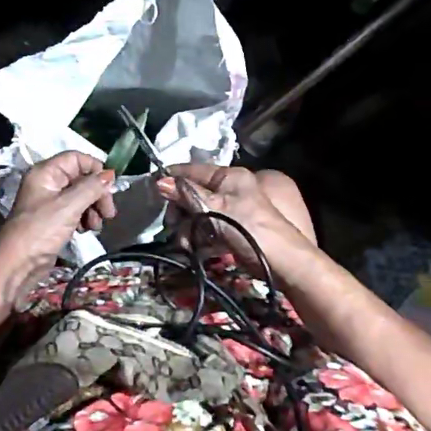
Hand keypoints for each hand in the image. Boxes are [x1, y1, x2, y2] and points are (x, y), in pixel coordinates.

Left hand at [0, 152, 117, 288]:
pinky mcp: (53, 220)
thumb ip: (91, 187)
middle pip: (80, 178)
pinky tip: (86, 230)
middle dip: (97, 194)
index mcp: (45, 172)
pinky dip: (84, 218)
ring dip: (93, 208)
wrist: (18, 264)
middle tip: (108, 213)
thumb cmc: (41, 230)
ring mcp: (49, 202)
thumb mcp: (69, 206)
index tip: (110, 186)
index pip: (75, 158)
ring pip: (80, 196)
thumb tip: (110, 175)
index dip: (95, 169)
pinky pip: (75, 211)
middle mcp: (47, 183)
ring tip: (95, 226)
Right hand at [155, 164, 305, 263]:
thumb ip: (186, 194)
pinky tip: (193, 247)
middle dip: (180, 211)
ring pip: (196, 212)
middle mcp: (229, 188)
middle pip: (192, 193)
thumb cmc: (247, 227)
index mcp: (230, 176)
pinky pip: (205, 227)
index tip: (152, 187)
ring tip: (186, 243)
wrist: (278, 261)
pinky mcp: (230, 228)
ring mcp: (230, 209)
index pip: (193, 169)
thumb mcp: (214, 208)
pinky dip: (197, 236)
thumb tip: (159, 181)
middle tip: (173, 225)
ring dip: (187, 228)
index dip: (172, 177)